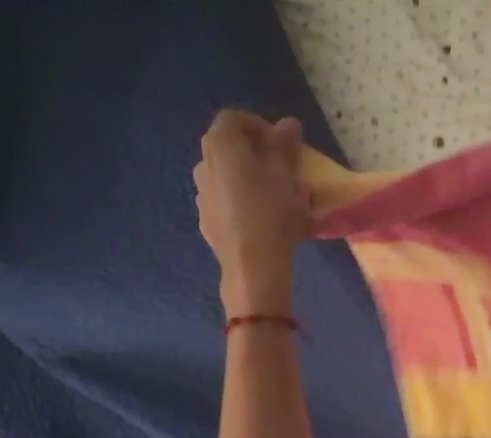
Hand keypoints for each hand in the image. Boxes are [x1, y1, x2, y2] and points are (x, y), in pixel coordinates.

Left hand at [194, 110, 310, 316]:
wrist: (252, 267)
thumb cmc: (271, 213)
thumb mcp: (285, 176)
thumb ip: (284, 145)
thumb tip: (288, 123)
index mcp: (221, 145)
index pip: (235, 118)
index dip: (260, 125)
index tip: (282, 143)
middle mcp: (203, 164)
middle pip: (228, 147)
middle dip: (255, 153)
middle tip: (281, 169)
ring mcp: (202, 195)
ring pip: (227, 177)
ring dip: (248, 179)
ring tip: (274, 198)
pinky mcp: (207, 222)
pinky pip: (226, 202)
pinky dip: (242, 202)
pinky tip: (262, 220)